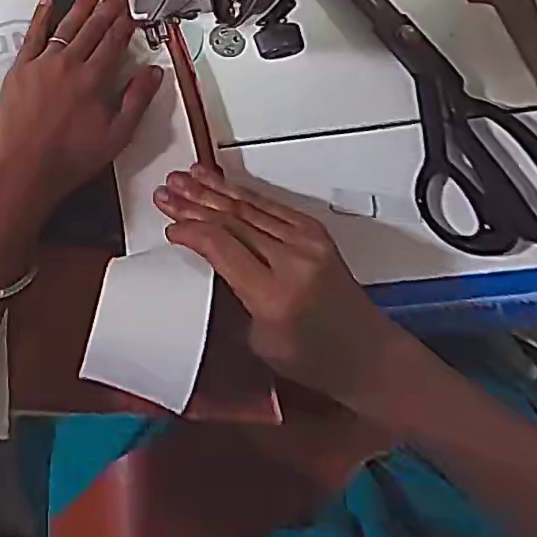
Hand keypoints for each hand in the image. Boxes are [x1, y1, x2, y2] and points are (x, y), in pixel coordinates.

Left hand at [0, 0, 162, 244]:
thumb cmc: (66, 157)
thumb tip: (152, 75)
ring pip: (66, 26)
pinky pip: (33, 35)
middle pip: (93, 27)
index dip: (125, 23)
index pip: (114, 42)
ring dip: (81, 6)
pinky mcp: (20, 69)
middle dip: (107, 7)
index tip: (130, 11)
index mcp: (93, 80)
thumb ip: (136, 100)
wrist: (24, 167)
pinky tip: (47, 4)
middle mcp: (68, 65)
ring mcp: (42, 64)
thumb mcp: (116, 135)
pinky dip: (41, 17)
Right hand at [155, 163, 412, 406]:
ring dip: (208, 189)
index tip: (170, 229)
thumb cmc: (313, 359)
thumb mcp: (256, 339)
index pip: (219, 244)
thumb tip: (199, 254)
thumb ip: (227, 292)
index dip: (189, 230)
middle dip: (191, 203)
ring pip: (246, 206)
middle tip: (164, 192)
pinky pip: (268, 204)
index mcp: (273, 295)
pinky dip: (238, 190)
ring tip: (181, 178)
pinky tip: (217, 181)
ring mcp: (308, 243)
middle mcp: (293, 263)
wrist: (372, 358)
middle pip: (229, 219)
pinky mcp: (315, 232)